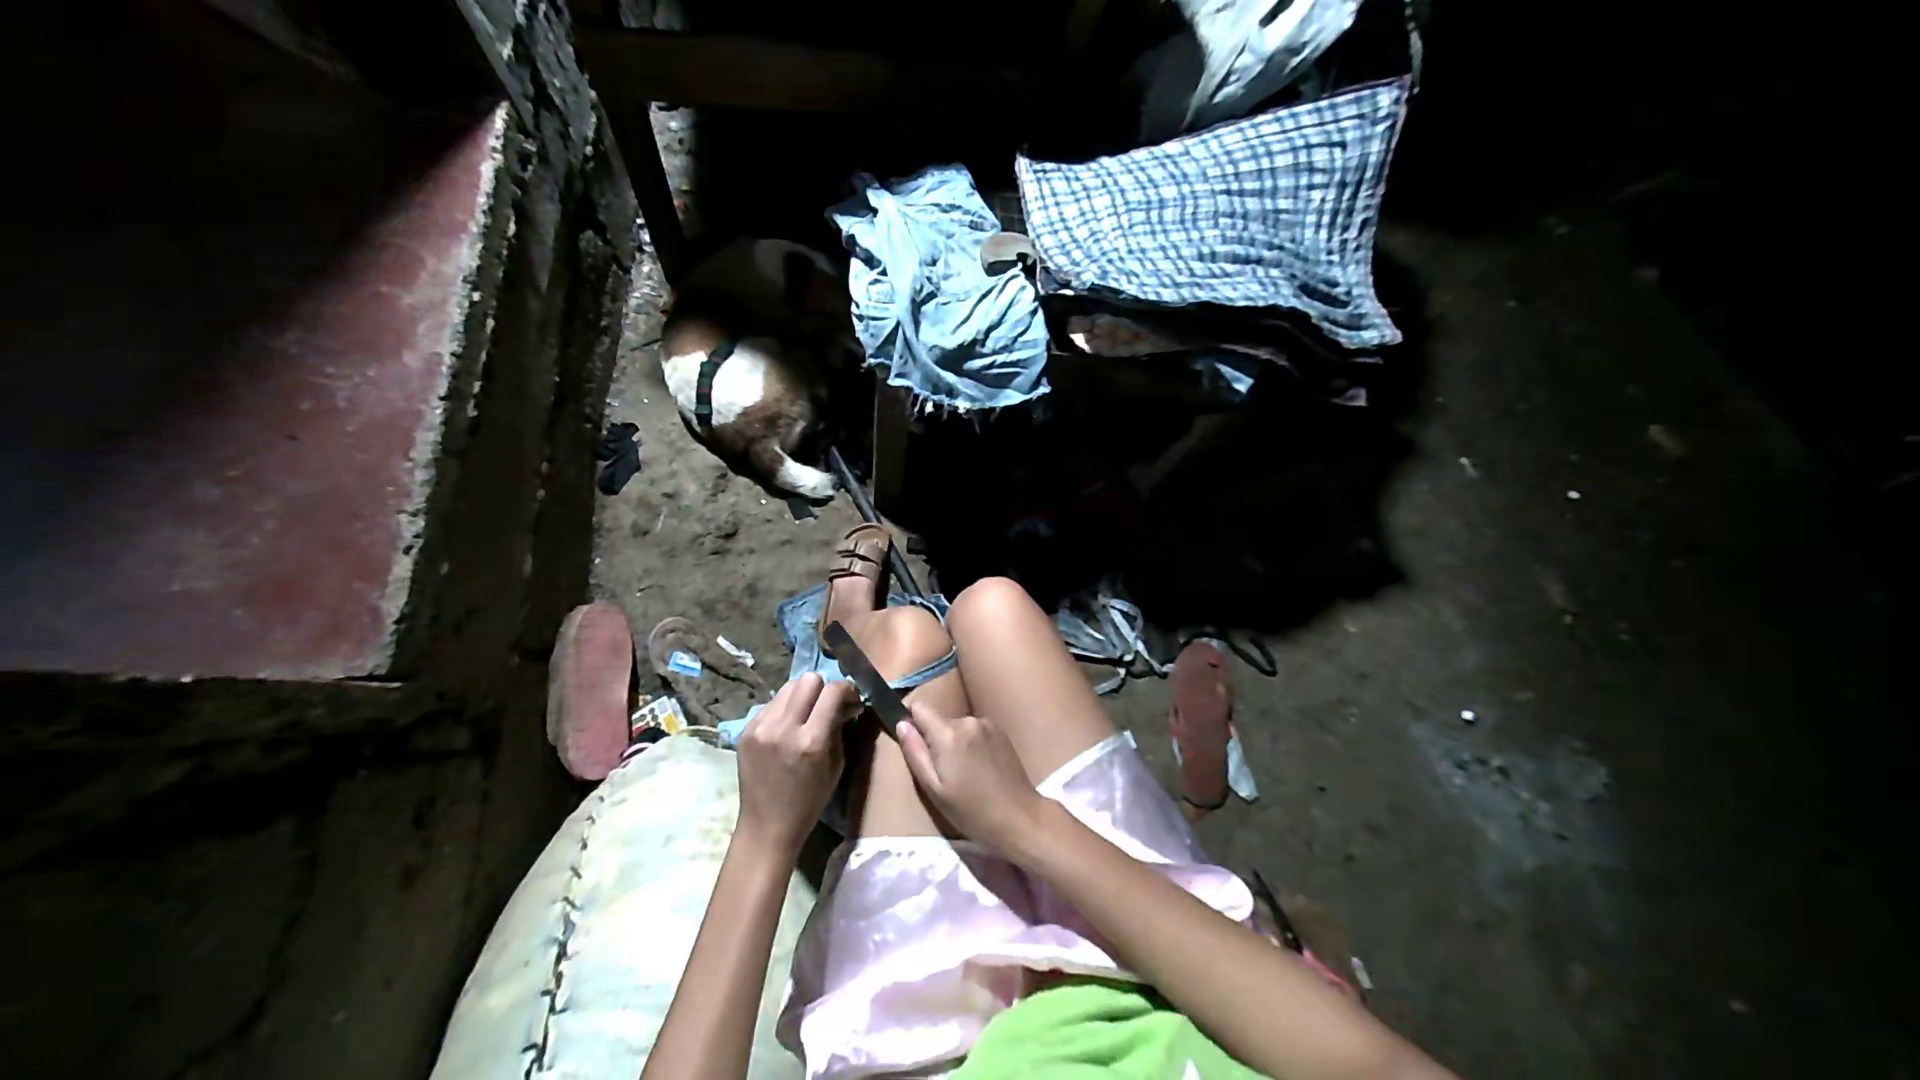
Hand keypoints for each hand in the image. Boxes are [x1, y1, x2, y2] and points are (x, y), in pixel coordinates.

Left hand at [734, 674, 860, 857]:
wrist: (767, 825)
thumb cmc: (810, 800)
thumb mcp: (836, 764)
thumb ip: (840, 727)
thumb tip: (846, 702)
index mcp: (811, 741)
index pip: (832, 691)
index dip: (846, 689)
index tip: (851, 699)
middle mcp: (783, 728)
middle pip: (808, 679)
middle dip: (823, 688)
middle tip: (828, 706)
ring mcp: (760, 727)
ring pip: (788, 687)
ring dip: (803, 695)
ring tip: (807, 714)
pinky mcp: (745, 730)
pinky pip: (771, 704)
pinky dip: (785, 709)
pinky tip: (788, 727)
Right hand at [896, 702, 1049, 853]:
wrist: (1019, 817)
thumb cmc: (971, 811)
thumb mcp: (934, 789)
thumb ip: (915, 752)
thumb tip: (901, 723)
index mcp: (949, 733)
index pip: (920, 707)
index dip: (913, 723)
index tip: (917, 746)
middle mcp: (969, 720)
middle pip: (939, 720)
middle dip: (936, 739)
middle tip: (945, 772)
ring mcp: (988, 723)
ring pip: (957, 725)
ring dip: (955, 742)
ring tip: (965, 772)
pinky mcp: (1002, 730)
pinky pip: (974, 730)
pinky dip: (972, 743)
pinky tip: (980, 768)